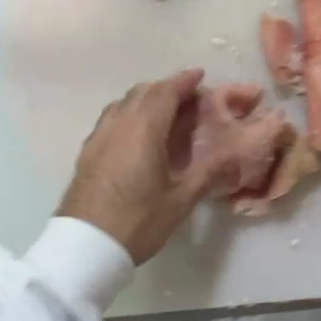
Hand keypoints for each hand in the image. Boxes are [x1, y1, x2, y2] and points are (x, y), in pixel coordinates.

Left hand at [56, 70, 223, 264]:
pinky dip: (129, 113)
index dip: (184, 81)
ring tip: (165, 110)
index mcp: (143, 130)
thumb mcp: (180, 200)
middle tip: (189, 97)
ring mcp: (99, 137)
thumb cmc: (137, 221)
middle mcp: (118, 124)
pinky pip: (111, 118)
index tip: (200, 75)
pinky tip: (138, 132)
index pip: (165, 92)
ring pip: (123, 103)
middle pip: (143, 92)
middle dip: (166, 88)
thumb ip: (208, 173)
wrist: (85, 245)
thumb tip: (235, 154)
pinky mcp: (88, 151)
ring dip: (146, 98)